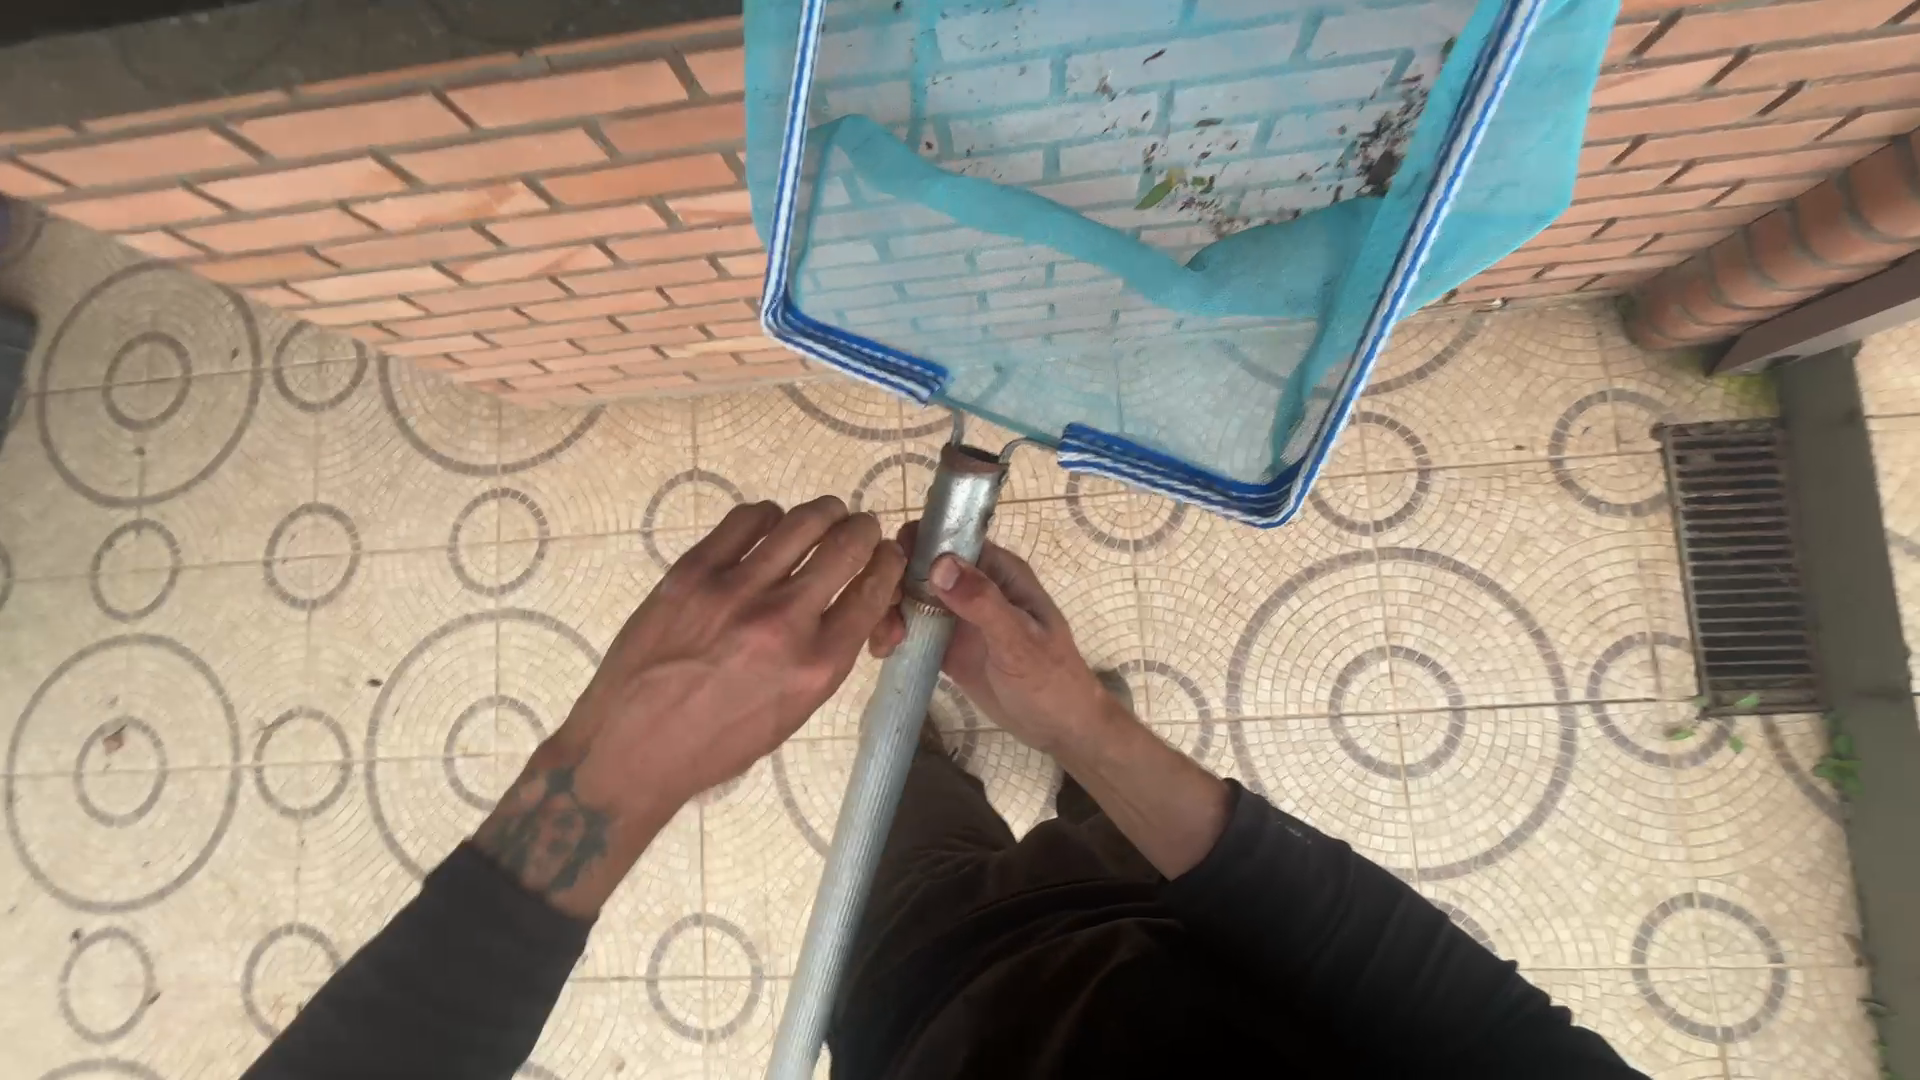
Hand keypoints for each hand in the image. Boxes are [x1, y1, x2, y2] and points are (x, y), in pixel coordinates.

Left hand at [475, 497, 905, 914]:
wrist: (632, 749)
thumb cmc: (723, 741)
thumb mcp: (798, 708)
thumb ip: (834, 650)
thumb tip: (862, 599)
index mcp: (819, 663)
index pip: (876, 588)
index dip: (889, 563)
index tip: (885, 556)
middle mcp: (785, 620)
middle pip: (849, 543)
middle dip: (865, 530)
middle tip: (859, 530)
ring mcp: (736, 589)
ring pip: (804, 519)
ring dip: (827, 512)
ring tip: (824, 517)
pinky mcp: (693, 570)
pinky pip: (749, 517)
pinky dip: (770, 517)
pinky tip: (768, 531)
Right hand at [868, 524, 1110, 754]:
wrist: (1057, 727)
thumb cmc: (1050, 679)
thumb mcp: (1018, 640)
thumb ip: (982, 602)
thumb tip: (939, 565)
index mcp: (997, 571)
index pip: (950, 539)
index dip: (916, 544)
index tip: (889, 567)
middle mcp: (973, 586)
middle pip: (919, 567)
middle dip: (895, 584)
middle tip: (886, 616)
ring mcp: (956, 616)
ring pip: (909, 598)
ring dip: (889, 612)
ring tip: (886, 642)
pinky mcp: (944, 645)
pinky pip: (911, 629)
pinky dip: (892, 634)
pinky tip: (886, 651)